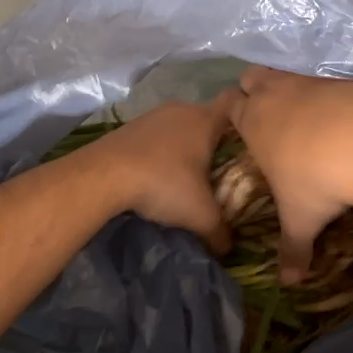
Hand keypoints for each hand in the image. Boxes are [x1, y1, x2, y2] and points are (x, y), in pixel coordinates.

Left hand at [73, 93, 238, 253]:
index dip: (245, 117)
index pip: (234, 104)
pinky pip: (157, 134)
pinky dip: (161, 150)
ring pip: (180, 125)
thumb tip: (229, 248)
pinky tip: (157, 173)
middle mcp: (181, 109)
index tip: (250, 140)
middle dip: (215, 141)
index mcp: (205, 121)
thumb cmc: (162, 184)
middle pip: (208, 117)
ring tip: (188, 174)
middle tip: (222, 169)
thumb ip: (220, 232)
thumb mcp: (200, 215)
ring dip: (185, 146)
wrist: (103, 174)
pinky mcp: (130, 126)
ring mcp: (153, 115)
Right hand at [224, 67, 352, 283]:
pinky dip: (329, 97)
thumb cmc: (316, 180)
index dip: (233, 112)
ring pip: (289, 74)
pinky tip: (343, 122)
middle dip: (256, 89)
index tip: (240, 127)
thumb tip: (289, 283)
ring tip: (309, 121)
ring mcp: (308, 82)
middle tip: (268, 115)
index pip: (230, 104)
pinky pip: (325, 83)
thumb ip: (292, 249)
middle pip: (252, 76)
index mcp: (253, 122)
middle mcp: (275, 95)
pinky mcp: (341, 80)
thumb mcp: (301, 220)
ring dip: (293, 91)